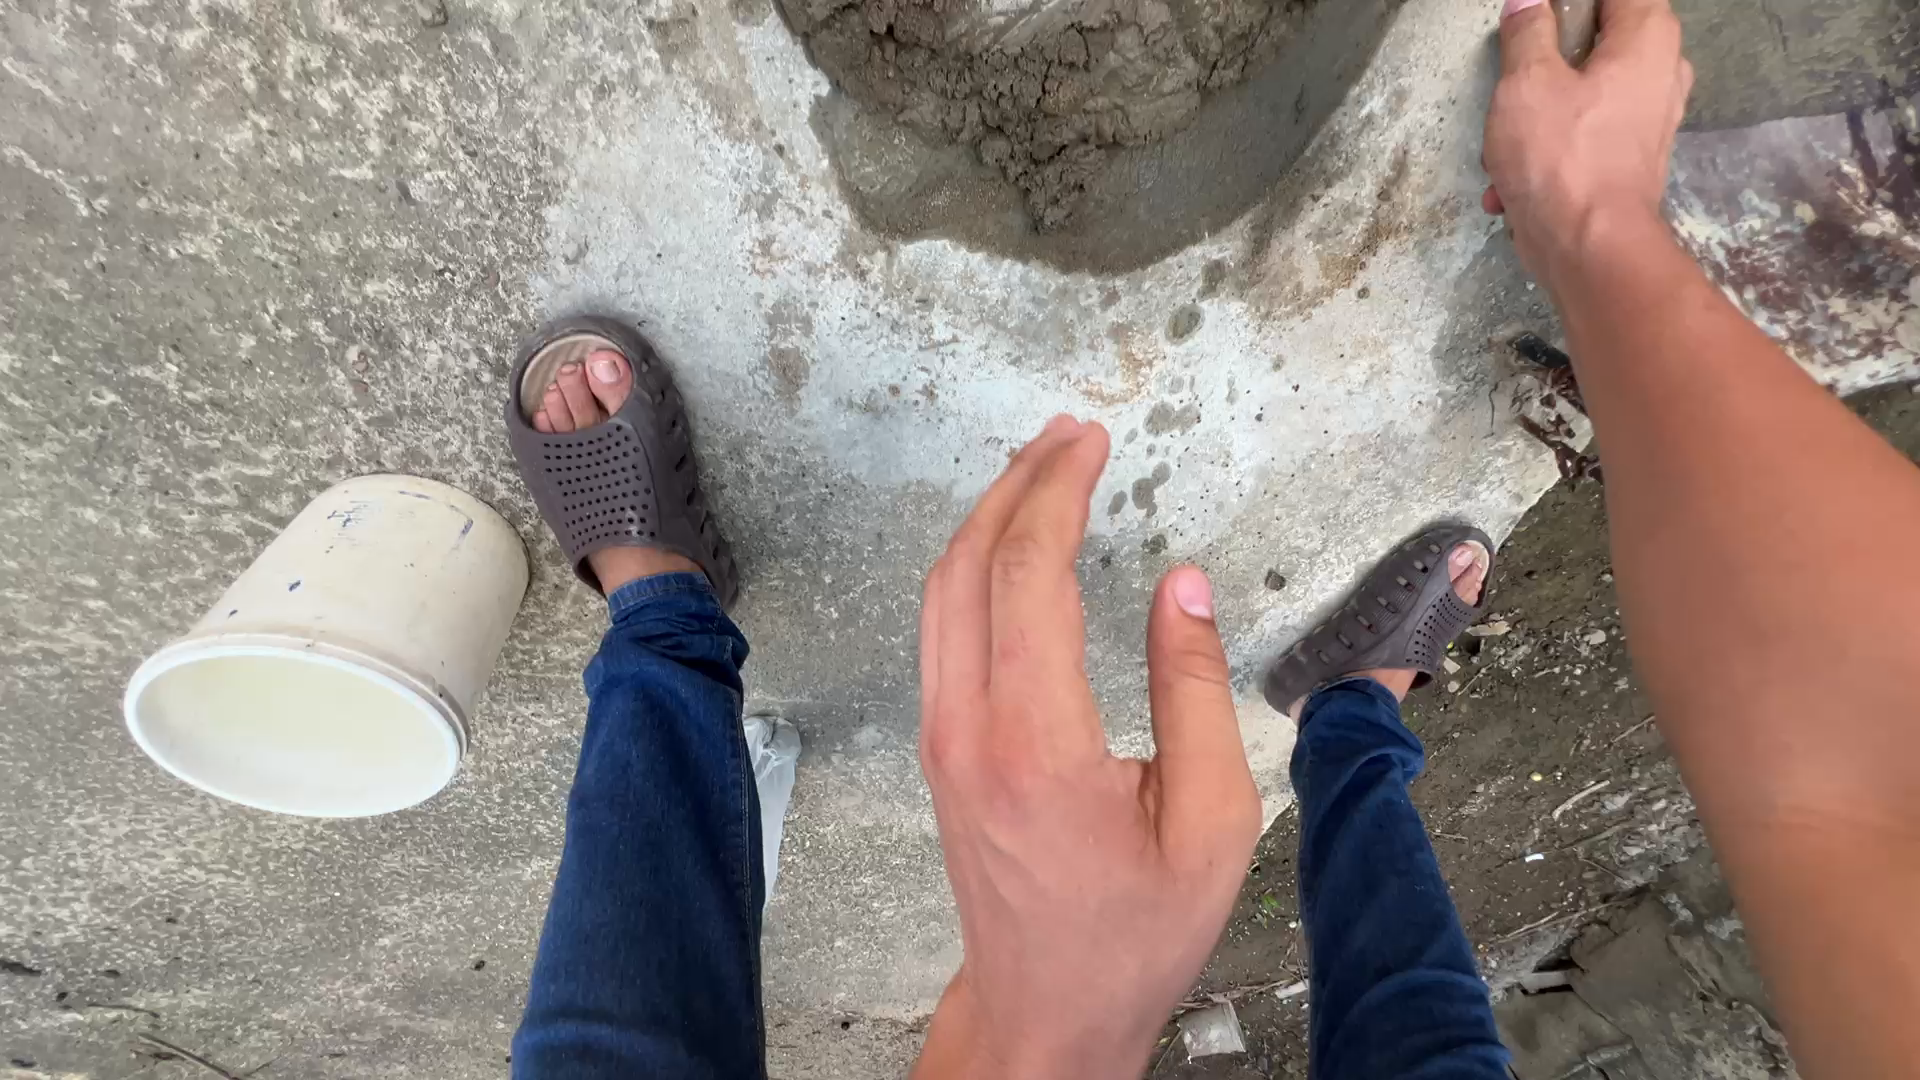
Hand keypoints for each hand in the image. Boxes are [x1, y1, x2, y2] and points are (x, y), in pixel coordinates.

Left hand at [912, 416, 1261, 1078]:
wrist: (1042, 1000)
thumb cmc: (1132, 928)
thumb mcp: (1210, 821)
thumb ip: (1194, 691)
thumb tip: (1181, 586)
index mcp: (1037, 741)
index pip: (1030, 574)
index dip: (1059, 492)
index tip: (1090, 441)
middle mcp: (968, 723)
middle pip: (970, 562)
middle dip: (1018, 482)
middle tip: (1067, 435)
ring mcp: (941, 728)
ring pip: (941, 586)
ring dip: (987, 515)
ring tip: (1038, 466)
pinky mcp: (939, 736)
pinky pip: (941, 622)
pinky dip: (971, 561)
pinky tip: (1005, 540)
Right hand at [1483, 0, 1693, 284]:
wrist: (1585, 241)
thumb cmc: (1557, 156)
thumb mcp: (1525, 86)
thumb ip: (1526, 37)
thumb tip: (1527, 2)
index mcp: (1647, 37)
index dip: (1569, 6)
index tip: (1531, 30)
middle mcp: (1660, 71)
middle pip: (1593, 50)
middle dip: (1539, 78)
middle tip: (1506, 104)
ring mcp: (1648, 121)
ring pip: (1578, 104)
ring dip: (1530, 130)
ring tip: (1500, 160)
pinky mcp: (1627, 163)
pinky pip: (1578, 145)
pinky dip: (1542, 161)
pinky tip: (1510, 189)